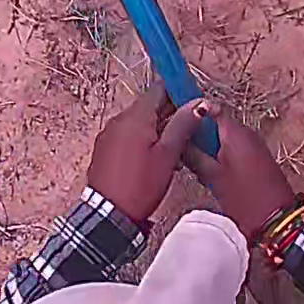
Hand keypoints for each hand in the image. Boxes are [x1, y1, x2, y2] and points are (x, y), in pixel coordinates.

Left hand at [86, 82, 213, 223]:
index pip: (158, 90)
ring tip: (175, 148)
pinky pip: (127, 134)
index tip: (192, 102)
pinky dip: (143, 138)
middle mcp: (118, 120)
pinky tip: (155, 156)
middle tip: (189, 128)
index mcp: (135, 117)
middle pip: (148, 105)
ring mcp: (109, 134)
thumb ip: (182, 125)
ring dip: (157, 127)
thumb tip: (198, 104)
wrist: (108, 213)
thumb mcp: (168, 155)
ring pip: (138, 121)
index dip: (178, 93)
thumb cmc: (139, 186)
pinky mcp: (105, 148)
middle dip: (170, 113)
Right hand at [181, 111, 295, 240]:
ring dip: (208, 147)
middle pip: (215, 124)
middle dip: (198, 134)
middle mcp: (246, 133)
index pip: (211, 108)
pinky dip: (220, 156)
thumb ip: (193, 154)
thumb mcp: (212, 176)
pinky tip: (211, 174)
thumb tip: (177, 141)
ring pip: (222, 138)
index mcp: (235, 133)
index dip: (193, 111)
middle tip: (182, 149)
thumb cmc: (245, 198)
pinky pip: (233, 148)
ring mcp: (253, 146)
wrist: (277, 221)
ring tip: (194, 165)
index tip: (177, 121)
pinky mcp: (257, 158)